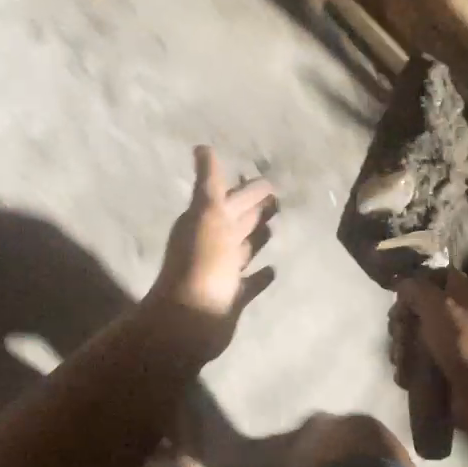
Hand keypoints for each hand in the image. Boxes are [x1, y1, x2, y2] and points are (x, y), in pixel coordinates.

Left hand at [139, 146, 276, 362]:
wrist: (190, 319)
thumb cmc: (201, 263)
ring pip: (243, 248)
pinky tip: (273, 269)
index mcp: (206, 221)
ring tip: (274, 227)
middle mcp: (213, 243)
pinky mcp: (232, 297)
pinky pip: (249, 282)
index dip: (248, 190)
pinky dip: (260, 275)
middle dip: (254, 209)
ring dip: (257, 238)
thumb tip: (202, 147)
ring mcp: (222, 271)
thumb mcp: (206, 215)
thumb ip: (208, 183)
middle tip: (278, 199)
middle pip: (237, 221)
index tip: (269, 181)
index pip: (231, 199)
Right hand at [393, 270, 467, 428]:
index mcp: (466, 293)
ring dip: (402, 348)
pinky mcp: (445, 370)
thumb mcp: (439, 305)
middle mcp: (459, 315)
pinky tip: (406, 376)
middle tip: (400, 335)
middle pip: (417, 309)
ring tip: (402, 361)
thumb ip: (416, 288)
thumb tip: (400, 284)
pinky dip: (409, 368)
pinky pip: (418, 362)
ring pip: (413, 337)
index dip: (412, 287)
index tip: (398, 301)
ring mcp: (452, 344)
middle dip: (402, 322)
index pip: (432, 277)